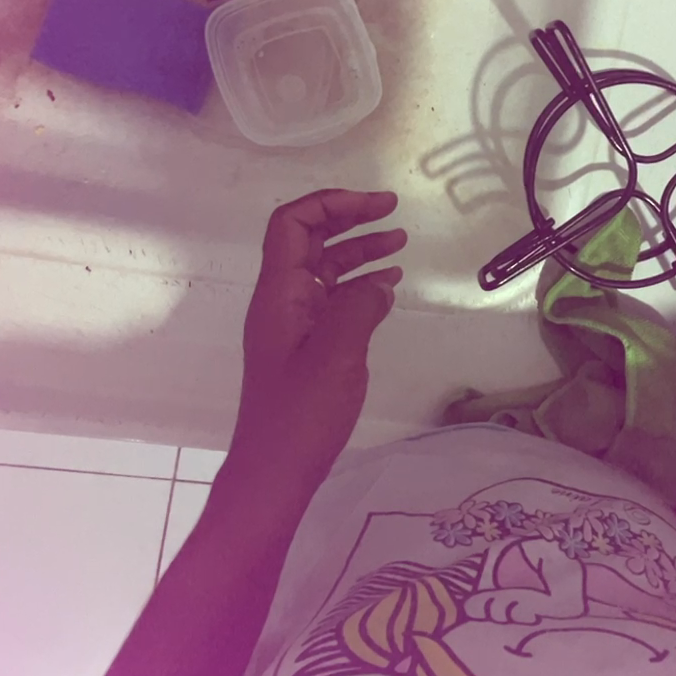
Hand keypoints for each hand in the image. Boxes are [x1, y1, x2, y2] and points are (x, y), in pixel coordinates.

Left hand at [231, 189, 406, 484]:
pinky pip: (335, 298)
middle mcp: (283, 299)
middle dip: (348, 218)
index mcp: (279, 293)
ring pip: (325, 268)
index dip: (330, 203)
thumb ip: (359, 307)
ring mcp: (295, 322)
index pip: (292, 224)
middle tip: (390, 210)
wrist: (275, 472)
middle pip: (310, 239)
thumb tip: (381, 283)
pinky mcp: (309, 344)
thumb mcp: (336, 355)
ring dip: (360, 250)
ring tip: (400, 242)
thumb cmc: (300, 415)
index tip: (375, 205)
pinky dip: (362, 284)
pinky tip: (389, 286)